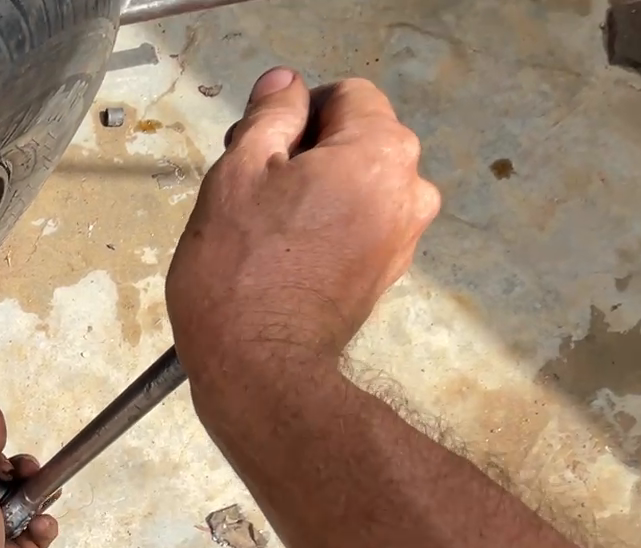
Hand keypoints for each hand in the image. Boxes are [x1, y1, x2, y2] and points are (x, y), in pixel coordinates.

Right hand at [167, 69, 439, 402]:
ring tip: (258, 243)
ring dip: (308, 202)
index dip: (288, 119)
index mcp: (378, 150)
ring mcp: (401, 236)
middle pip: (350, 145)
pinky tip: (278, 267)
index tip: (248, 160)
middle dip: (298, 163)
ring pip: (349, 191)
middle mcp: (408, 186)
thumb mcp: (232, 181)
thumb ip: (265, 121)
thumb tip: (283, 85)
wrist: (258, 369)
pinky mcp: (382, 276)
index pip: (341, 97)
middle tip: (244, 207)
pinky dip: (319, 237)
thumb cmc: (236, 275)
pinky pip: (351, 232)